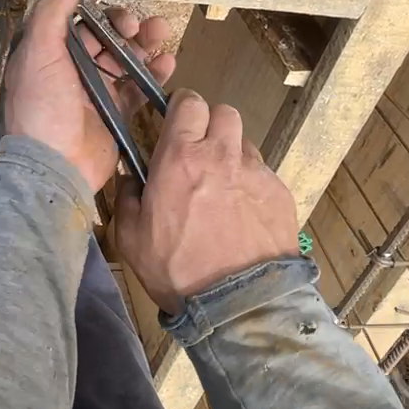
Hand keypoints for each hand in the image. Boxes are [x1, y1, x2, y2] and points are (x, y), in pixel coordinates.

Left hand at [3, 0, 174, 192]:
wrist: (56, 164)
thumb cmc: (42, 106)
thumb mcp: (40, 54)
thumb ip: (52, 14)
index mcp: (48, 52)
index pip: (68, 17)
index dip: (84, 0)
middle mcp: (71, 68)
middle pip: (103, 35)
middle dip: (121, 22)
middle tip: (133, 24)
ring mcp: (96, 90)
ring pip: (125, 57)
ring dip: (144, 42)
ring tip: (161, 33)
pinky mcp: (117, 110)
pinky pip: (138, 86)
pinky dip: (154, 73)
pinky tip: (167, 63)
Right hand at [114, 91, 300, 313]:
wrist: (238, 305)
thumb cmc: (177, 270)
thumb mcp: (131, 238)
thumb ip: (127, 198)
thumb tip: (131, 179)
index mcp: (180, 157)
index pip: (189, 103)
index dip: (183, 107)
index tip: (177, 122)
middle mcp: (221, 155)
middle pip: (224, 112)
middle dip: (211, 125)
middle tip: (201, 151)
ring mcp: (255, 173)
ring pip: (246, 143)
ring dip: (233, 155)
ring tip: (224, 186)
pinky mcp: (280, 195)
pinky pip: (264, 174)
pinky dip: (252, 185)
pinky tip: (244, 214)